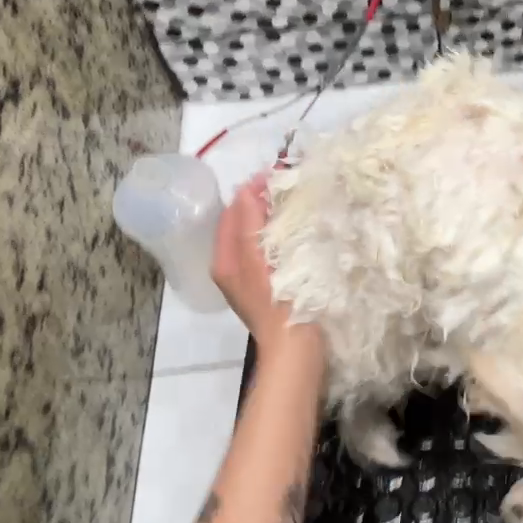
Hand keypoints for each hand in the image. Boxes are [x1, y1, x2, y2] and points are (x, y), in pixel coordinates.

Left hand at [211, 173, 313, 359]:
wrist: (296, 349)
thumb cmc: (279, 302)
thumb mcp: (259, 259)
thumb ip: (251, 223)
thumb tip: (249, 188)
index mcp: (224, 260)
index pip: (233, 212)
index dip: (251, 190)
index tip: (276, 173)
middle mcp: (232, 267)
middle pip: (243, 223)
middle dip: (261, 201)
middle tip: (288, 182)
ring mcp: (251, 278)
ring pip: (258, 235)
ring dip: (272, 216)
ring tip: (295, 199)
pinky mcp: (269, 285)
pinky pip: (270, 248)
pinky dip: (280, 233)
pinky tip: (298, 228)